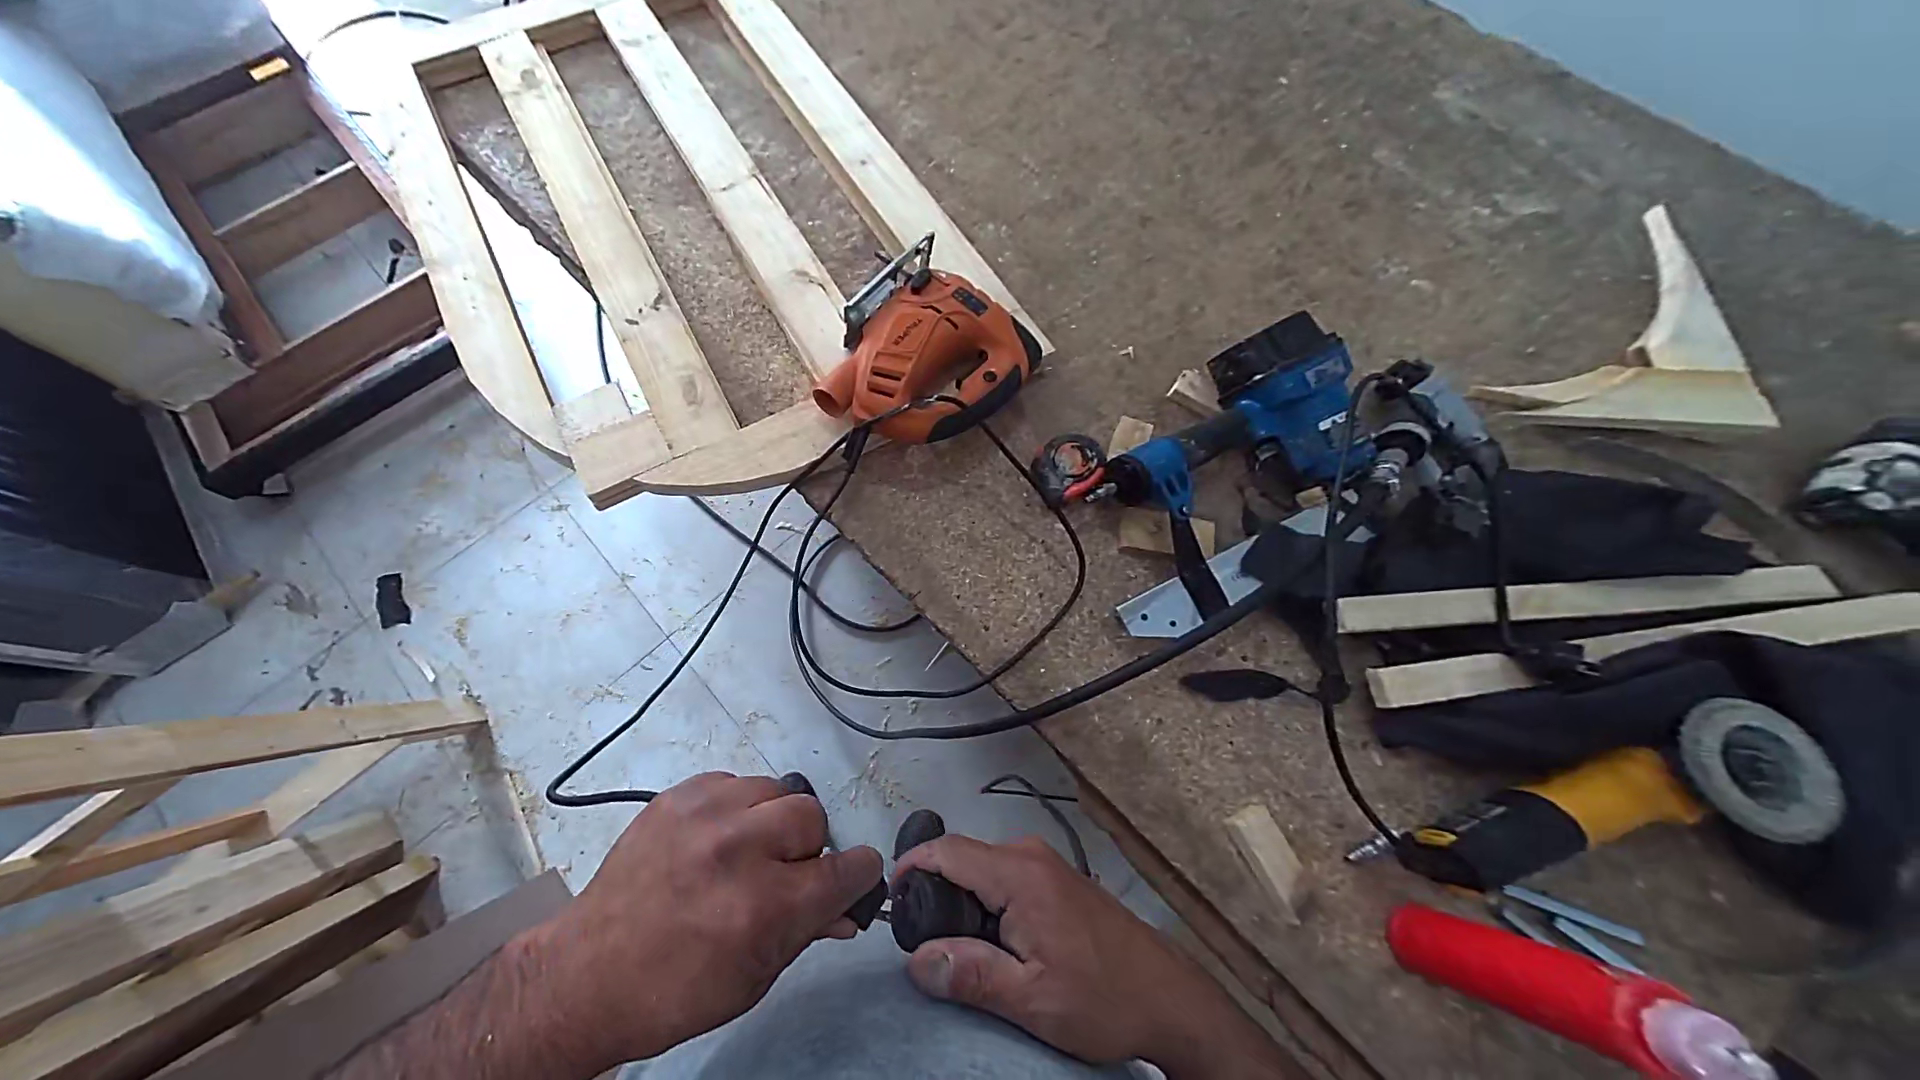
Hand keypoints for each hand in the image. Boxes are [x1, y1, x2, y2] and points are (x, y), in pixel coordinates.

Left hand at [526, 772, 882, 1068]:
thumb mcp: (754, 978)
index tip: (850, 878)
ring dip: (772, 821)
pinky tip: (716, 837)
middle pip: (814, 817)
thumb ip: (809, 930)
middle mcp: (738, 849)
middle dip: (808, 848)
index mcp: (763, 906)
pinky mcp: (678, 796)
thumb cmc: (674, 991)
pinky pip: (736, 781)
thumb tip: (848, 904)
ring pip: (778, 790)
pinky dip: (737, 807)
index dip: (856, 876)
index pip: (848, 868)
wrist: (585, 976)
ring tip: (745, 852)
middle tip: (780, 873)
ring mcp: (705, 814)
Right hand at [895, 835, 1297, 1077]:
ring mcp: (1046, 863)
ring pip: (983, 868)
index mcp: (1020, 874)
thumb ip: (972, 974)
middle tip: (926, 942)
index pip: (949, 851)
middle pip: (963, 858)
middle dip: (936, 891)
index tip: (890, 898)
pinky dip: (986, 900)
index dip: (911, 866)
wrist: (1167, 996)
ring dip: (962, 900)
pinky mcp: (1055, 877)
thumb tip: (917, 960)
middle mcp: (1030, 855)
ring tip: (961, 950)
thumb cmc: (1102, 997)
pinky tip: (995, 941)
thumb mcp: (1033, 1000)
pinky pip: (1004, 876)